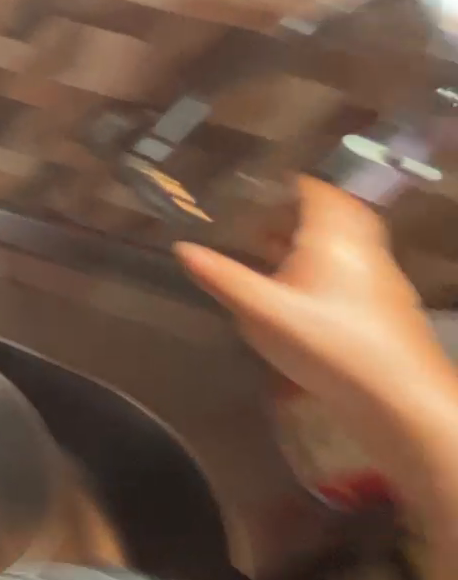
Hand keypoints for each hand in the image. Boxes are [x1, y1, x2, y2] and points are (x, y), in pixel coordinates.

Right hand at [174, 177, 457, 474]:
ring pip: (345, 246)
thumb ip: (219, 276)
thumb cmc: (326, 342)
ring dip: (310, 240)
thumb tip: (181, 247)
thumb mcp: (258, 310)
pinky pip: (349, 269)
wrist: (399, 397)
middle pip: (339, 218)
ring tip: (268, 249)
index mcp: (335, 244)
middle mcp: (363, 254)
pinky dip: (321, 265)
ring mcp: (380, 282)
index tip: (263, 182)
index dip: (295, 184)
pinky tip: (294, 288)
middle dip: (301, 213)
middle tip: (261, 215)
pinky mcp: (383, 308)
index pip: (322, 196)